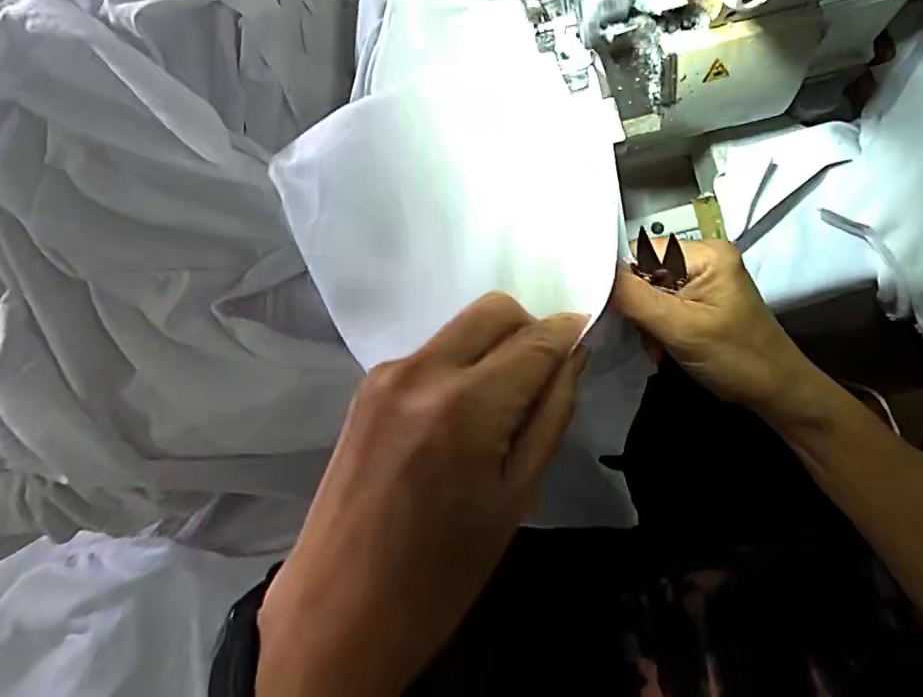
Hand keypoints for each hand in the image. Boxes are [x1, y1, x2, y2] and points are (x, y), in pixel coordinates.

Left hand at [256, 293, 588, 696]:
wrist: (337, 614)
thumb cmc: (441, 572)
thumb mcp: (517, 497)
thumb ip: (552, 414)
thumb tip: (573, 357)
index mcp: (466, 406)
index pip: (535, 341)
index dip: (568, 332)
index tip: (585, 334)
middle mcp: (423, 371)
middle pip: (495, 309)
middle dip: (530, 328)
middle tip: (544, 372)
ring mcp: (389, 373)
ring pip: (463, 325)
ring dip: (496, 344)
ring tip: (501, 403)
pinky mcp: (367, 384)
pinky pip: (435, 349)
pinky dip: (463, 363)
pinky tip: (461, 415)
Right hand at [613, 238, 839, 426]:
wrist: (777, 392)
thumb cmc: (736, 358)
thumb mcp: (681, 329)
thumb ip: (636, 299)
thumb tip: (598, 276)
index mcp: (707, 252)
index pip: (645, 251)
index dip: (622, 276)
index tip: (609, 306)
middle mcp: (705, 257)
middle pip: (648, 269)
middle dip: (637, 304)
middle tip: (641, 335)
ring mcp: (704, 279)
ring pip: (652, 289)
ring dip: (646, 319)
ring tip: (657, 346)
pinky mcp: (701, 299)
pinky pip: (664, 303)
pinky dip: (657, 325)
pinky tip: (661, 346)